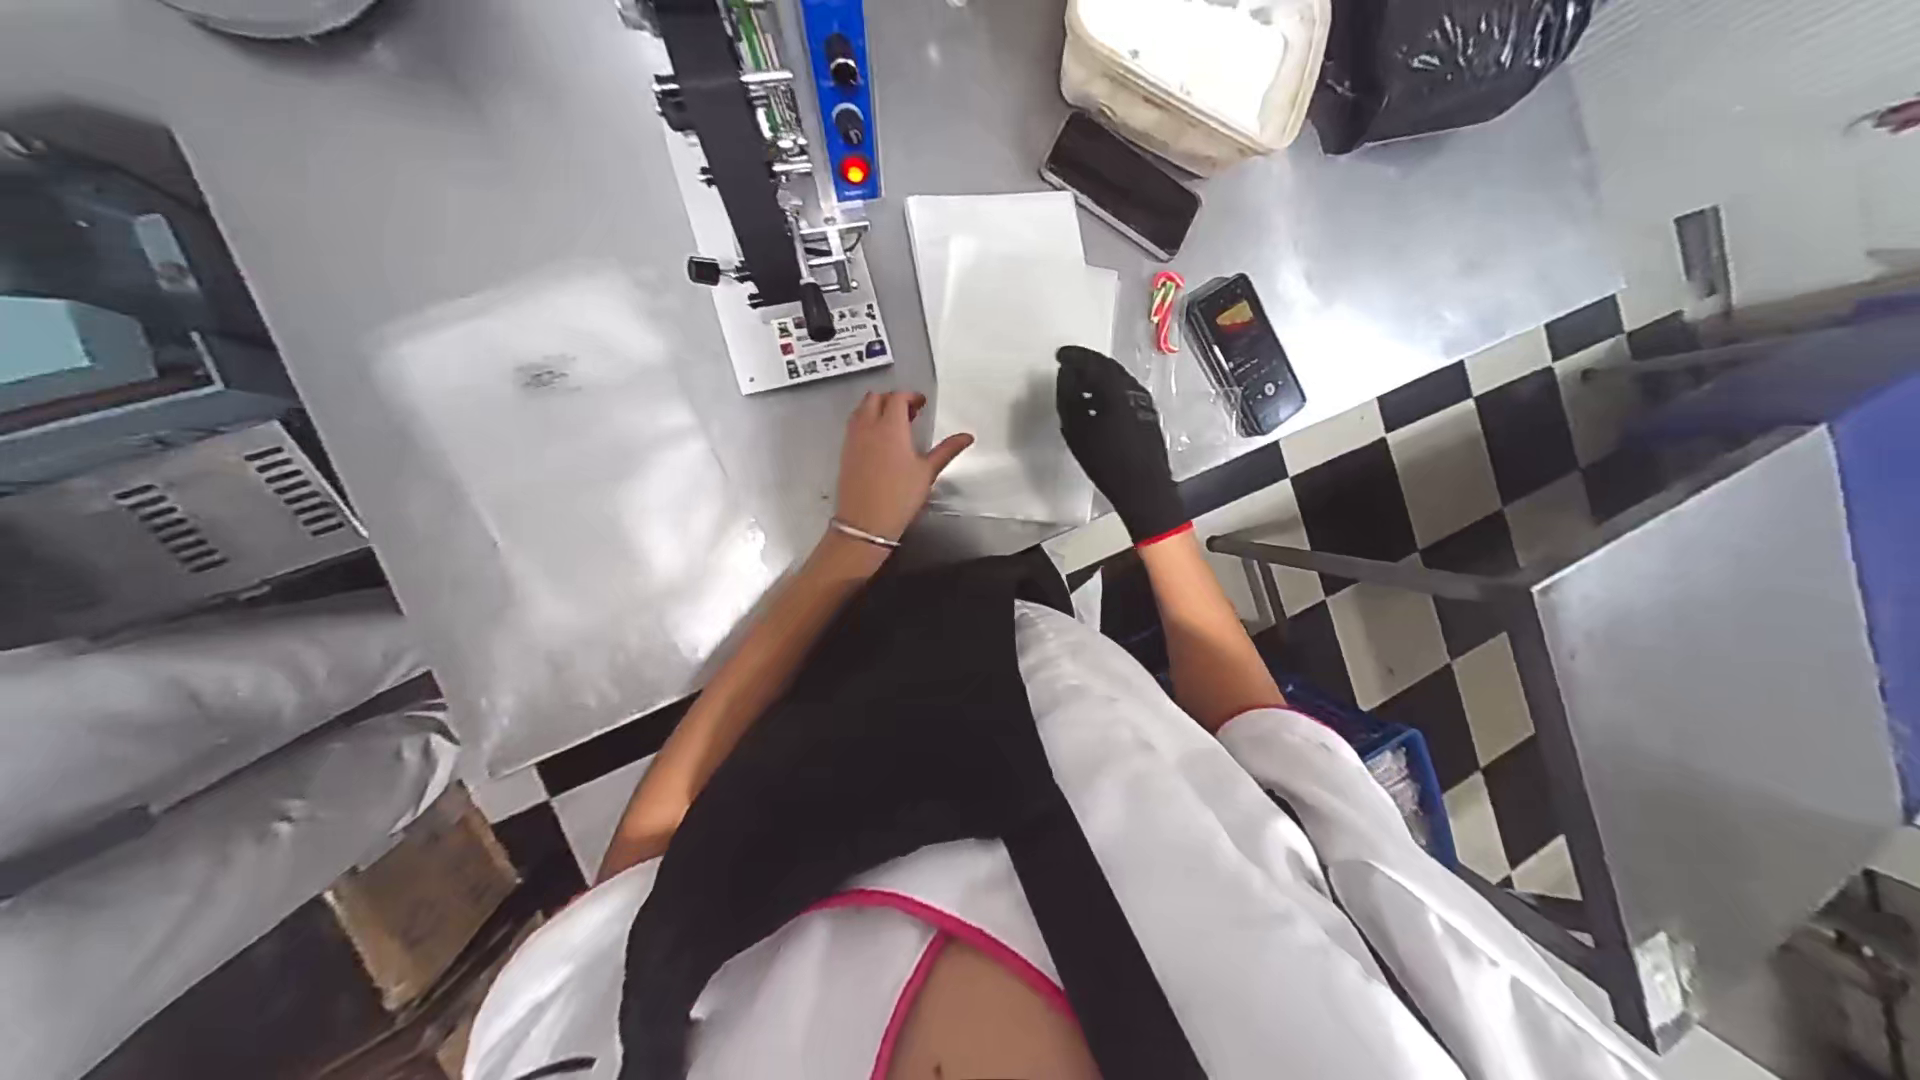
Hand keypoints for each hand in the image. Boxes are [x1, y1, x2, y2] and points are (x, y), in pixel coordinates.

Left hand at [835, 391, 972, 542]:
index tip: (920, 403)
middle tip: (908, 411)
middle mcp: (868, 428)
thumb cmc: (899, 497)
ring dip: (876, 408)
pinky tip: (878, 440)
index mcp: (890, 427)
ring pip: (860, 410)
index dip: (910, 396)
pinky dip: (865, 422)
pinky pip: (853, 426)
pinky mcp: (845, 453)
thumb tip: (966, 437)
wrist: (865, 522)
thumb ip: (947, 450)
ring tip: (893, 423)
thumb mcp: (927, 472)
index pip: (897, 398)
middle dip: (892, 399)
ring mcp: (853, 440)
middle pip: (875, 398)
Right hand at [1055, 346, 1187, 544]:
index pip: (1093, 362)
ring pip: (1118, 382)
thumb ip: (1069, 399)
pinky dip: (1107, 393)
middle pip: (1108, 369)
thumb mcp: (1078, 431)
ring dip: (1097, 380)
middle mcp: (1134, 390)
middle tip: (1068, 367)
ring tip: (1078, 388)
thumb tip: (1066, 376)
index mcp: (1117, 389)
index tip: (1059, 356)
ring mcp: (1144, 403)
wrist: (1145, 490)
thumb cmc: (1107, 462)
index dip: (1074, 356)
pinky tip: (1096, 406)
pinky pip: (1124, 395)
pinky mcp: (1148, 416)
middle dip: (1087, 365)